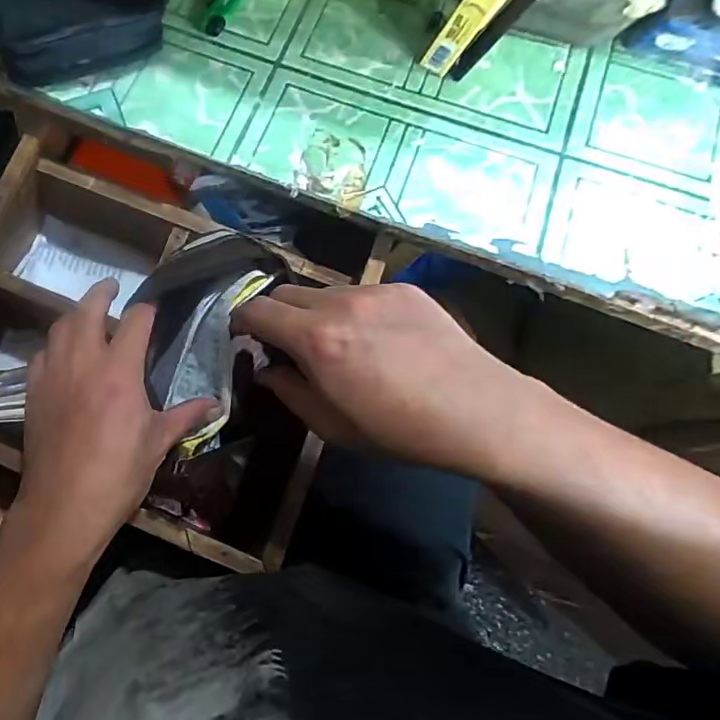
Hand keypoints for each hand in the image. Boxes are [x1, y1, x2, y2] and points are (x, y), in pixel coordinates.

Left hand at [15, 280, 213, 557]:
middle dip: (101, 293)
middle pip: (87, 310)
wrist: (63, 505)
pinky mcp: (31, 393)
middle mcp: (83, 362)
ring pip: (59, 328)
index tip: (154, 311)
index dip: (147, 311)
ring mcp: (52, 375)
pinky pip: (40, 355)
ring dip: (74, 315)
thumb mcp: (157, 444)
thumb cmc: (117, 475)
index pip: (135, 321)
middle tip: (111, 288)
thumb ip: (184, 417)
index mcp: (119, 372)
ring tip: (87, 318)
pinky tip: (62, 356)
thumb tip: (214, 405)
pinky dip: (53, 345)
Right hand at [233, 283, 544, 476]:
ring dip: (313, 313)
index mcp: (316, 339)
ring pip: (324, 292)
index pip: (256, 309)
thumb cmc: (398, 430)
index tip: (242, 339)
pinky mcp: (405, 289)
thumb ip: (288, 391)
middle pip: (285, 292)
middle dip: (274, 315)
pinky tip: (376, 340)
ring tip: (335, 344)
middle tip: (285, 345)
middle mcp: (341, 302)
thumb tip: (267, 370)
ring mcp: (376, 291)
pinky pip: (361, 293)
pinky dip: (352, 311)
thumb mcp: (330, 425)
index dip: (241, 322)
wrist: (478, 411)